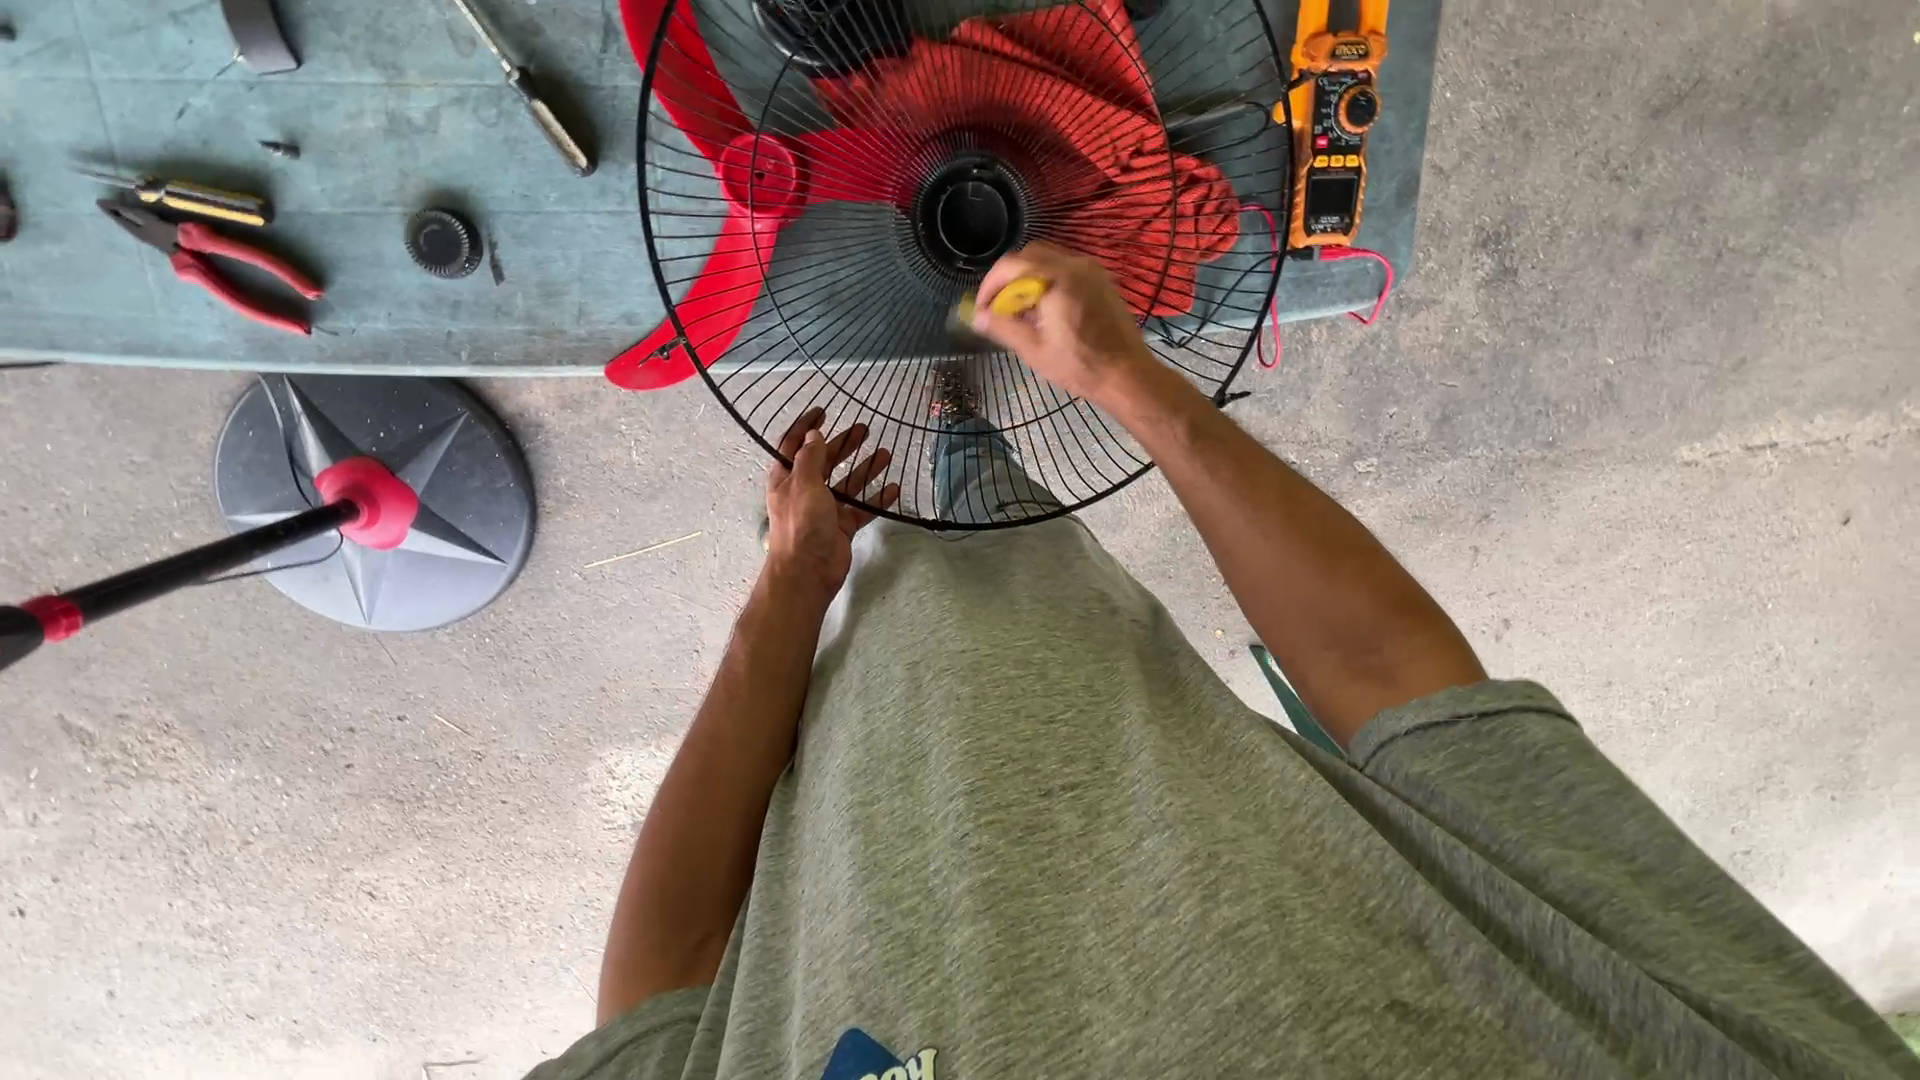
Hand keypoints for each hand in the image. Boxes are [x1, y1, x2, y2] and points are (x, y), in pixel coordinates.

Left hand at [764, 407, 900, 598]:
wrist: (807, 571)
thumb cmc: (801, 524)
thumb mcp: (804, 484)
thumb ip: (810, 458)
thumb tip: (814, 435)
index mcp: (788, 478)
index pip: (795, 445)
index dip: (806, 426)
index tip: (823, 410)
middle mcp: (805, 491)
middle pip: (826, 462)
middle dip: (843, 445)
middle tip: (864, 429)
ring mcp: (824, 510)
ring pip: (848, 484)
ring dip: (865, 469)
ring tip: (885, 454)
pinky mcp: (842, 527)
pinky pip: (862, 509)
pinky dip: (877, 500)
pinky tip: (893, 489)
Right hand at [970, 243, 1162, 409]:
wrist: (1127, 374)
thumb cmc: (1080, 366)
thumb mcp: (1034, 350)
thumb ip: (1003, 327)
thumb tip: (976, 317)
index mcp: (1056, 279)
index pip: (1010, 266)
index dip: (990, 285)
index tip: (982, 308)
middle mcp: (1075, 265)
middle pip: (1029, 255)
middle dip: (1008, 278)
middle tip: (999, 306)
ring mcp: (1091, 270)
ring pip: (1048, 259)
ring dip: (1028, 278)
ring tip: (1022, 310)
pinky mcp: (1101, 280)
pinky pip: (1066, 268)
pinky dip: (1048, 279)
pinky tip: (1046, 309)